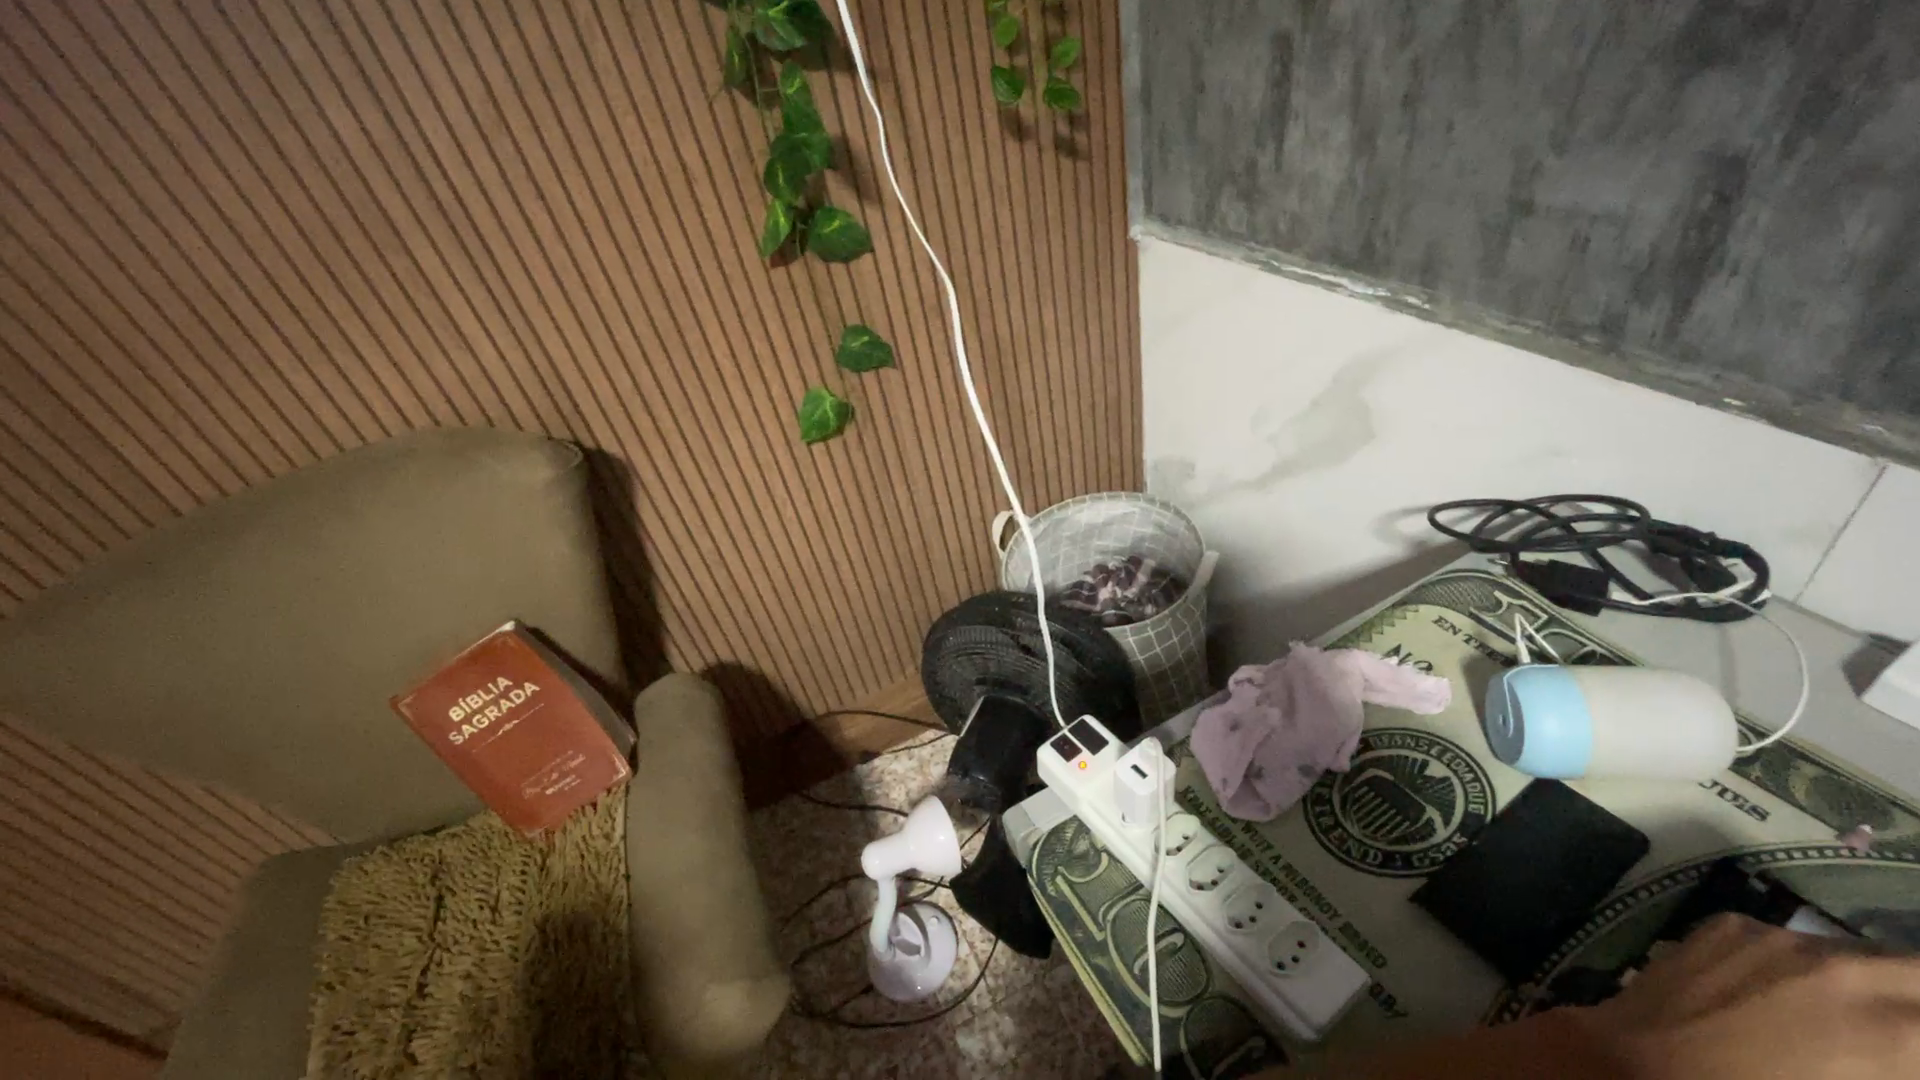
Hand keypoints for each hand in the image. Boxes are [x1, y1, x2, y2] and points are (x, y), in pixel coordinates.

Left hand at [1577, 912, 1919, 1079]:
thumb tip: (1888, 1053)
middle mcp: (1843, 968)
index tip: (1907, 1056)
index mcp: (1893, 1031)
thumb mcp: (1853, 1079)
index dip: (1919, 1042)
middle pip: (1916, 973)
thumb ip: (1886, 1063)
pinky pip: (1791, 941)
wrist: (1640, 1063)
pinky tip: (1781, 995)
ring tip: (1849, 1017)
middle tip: (1898, 1033)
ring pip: (1858, 951)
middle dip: (1915, 1001)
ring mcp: (1777, 936)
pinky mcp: (1728, 924)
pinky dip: (1805, 965)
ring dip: (1871, 981)